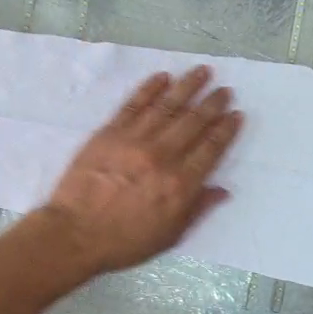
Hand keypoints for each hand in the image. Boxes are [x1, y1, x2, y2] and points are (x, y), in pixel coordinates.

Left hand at [33, 66, 243, 276]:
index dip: (226, 130)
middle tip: (225, 90)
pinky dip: (150, 89)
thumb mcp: (170, 235)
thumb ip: (197, 209)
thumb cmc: (125, 242)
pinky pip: (134, 104)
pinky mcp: (109, 133)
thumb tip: (222, 190)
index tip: (237, 115)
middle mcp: (162, 157)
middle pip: (193, 123)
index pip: (210, 150)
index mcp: (180, 185)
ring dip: (187, 86)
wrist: (76, 234)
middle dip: (212, 104)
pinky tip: (163, 77)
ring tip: (202, 71)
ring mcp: (134, 141)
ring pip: (167, 106)